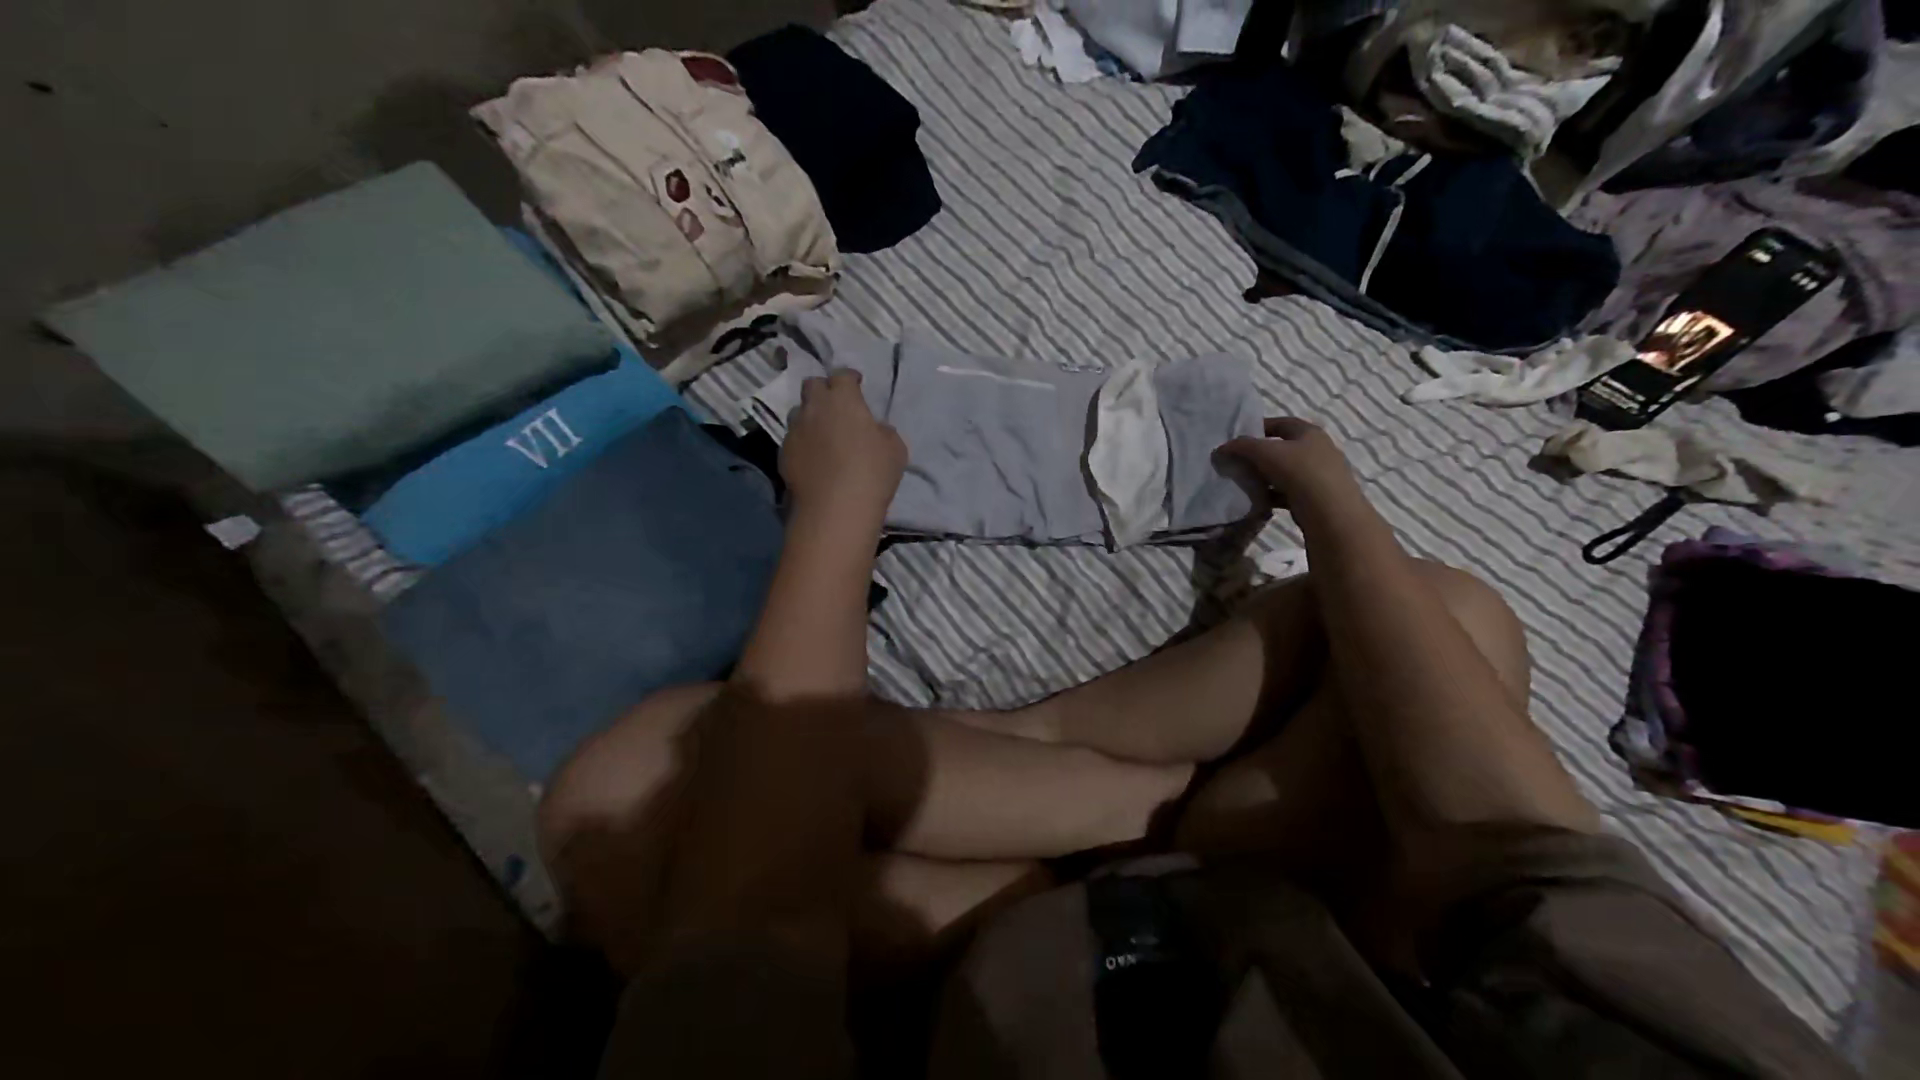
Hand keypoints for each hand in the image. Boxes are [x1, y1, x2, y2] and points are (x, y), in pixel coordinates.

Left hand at [781, 369, 906, 522]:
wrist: (835, 508)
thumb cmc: (872, 472)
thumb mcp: (895, 448)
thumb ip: (882, 431)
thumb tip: (874, 430)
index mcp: (843, 399)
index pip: (842, 375)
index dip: (850, 379)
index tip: (857, 386)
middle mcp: (814, 408)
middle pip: (812, 385)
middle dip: (823, 390)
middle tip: (836, 406)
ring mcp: (795, 431)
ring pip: (798, 413)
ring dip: (810, 417)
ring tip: (822, 434)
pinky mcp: (783, 454)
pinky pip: (793, 440)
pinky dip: (803, 444)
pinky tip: (814, 460)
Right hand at [1219, 418, 1365, 520]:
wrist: (1330, 511)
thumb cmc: (1299, 471)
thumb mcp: (1265, 452)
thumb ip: (1241, 446)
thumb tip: (1221, 448)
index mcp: (1309, 432)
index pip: (1281, 423)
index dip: (1258, 427)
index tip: (1238, 439)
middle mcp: (1318, 450)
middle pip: (1282, 448)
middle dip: (1259, 455)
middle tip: (1238, 462)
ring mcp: (1319, 474)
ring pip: (1284, 471)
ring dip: (1264, 476)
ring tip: (1244, 483)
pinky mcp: (1316, 497)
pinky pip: (1288, 492)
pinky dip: (1272, 494)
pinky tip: (1258, 500)